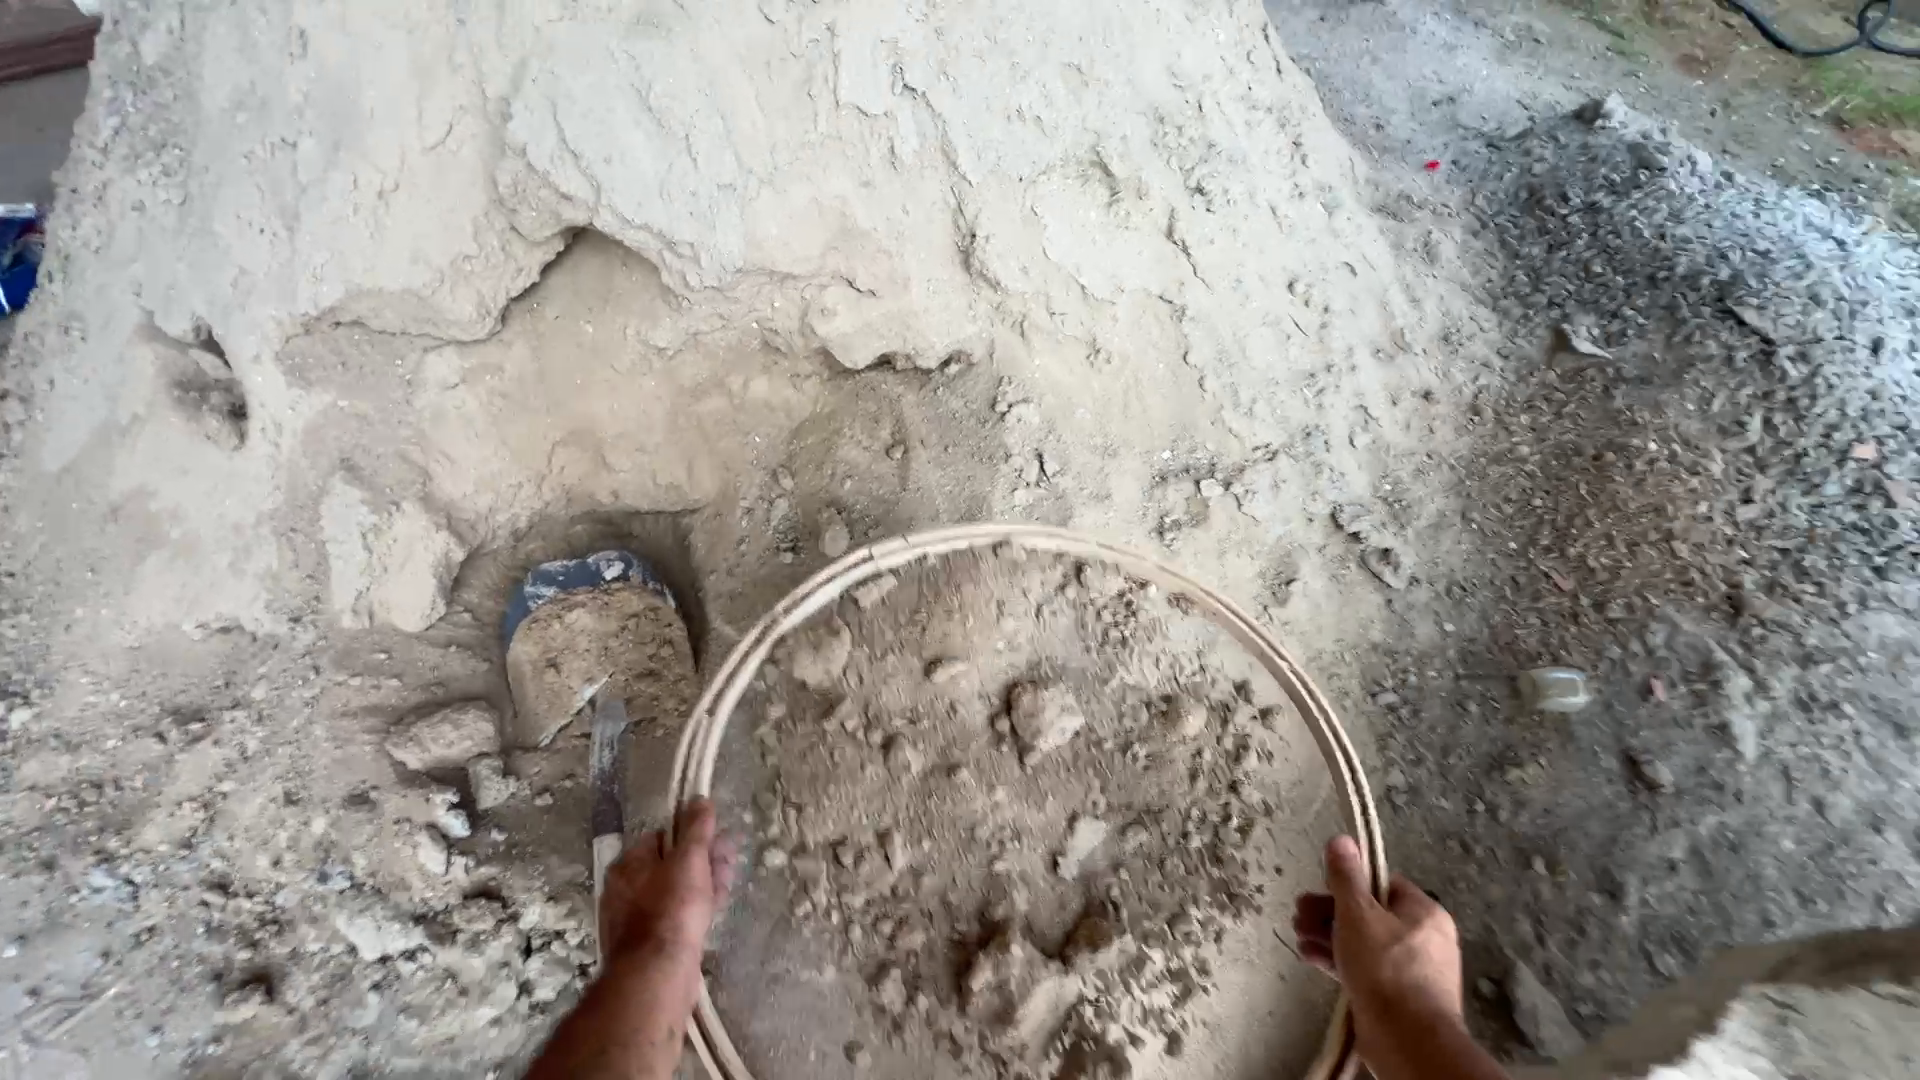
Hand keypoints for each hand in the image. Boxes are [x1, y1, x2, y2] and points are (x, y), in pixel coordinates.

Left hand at [600, 798, 737, 960]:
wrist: (658, 974)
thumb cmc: (672, 909)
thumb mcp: (690, 859)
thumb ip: (696, 827)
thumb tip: (699, 798)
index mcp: (628, 865)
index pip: (662, 836)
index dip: (693, 835)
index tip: (717, 841)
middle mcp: (626, 890)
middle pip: (672, 863)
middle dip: (705, 859)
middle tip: (730, 861)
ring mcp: (636, 919)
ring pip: (677, 890)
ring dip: (705, 882)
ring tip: (728, 883)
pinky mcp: (650, 943)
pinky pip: (676, 914)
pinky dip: (696, 907)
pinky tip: (716, 907)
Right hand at [1294, 835, 1463, 1033]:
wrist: (1408, 1041)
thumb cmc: (1384, 967)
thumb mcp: (1357, 913)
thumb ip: (1346, 876)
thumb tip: (1341, 839)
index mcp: (1423, 913)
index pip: (1382, 883)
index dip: (1347, 882)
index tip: (1320, 888)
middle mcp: (1424, 938)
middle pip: (1369, 912)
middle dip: (1328, 911)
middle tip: (1299, 913)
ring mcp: (1412, 970)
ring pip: (1364, 941)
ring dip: (1328, 935)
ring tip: (1298, 936)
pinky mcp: (1399, 996)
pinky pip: (1365, 967)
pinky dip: (1339, 960)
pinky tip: (1311, 958)